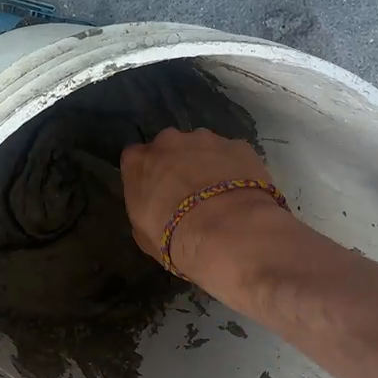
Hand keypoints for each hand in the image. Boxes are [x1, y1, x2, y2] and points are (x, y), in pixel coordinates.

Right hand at [120, 128, 303, 296]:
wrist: (226, 231)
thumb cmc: (174, 237)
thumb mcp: (142, 231)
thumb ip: (144, 207)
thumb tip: (154, 206)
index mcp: (138, 161)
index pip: (135, 158)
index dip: (147, 174)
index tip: (155, 191)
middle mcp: (168, 141)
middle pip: (169, 147)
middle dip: (177, 164)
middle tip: (188, 192)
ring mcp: (205, 140)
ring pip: (202, 148)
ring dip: (207, 164)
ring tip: (220, 195)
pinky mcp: (238, 146)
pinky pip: (232, 155)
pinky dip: (235, 169)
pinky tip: (242, 194)